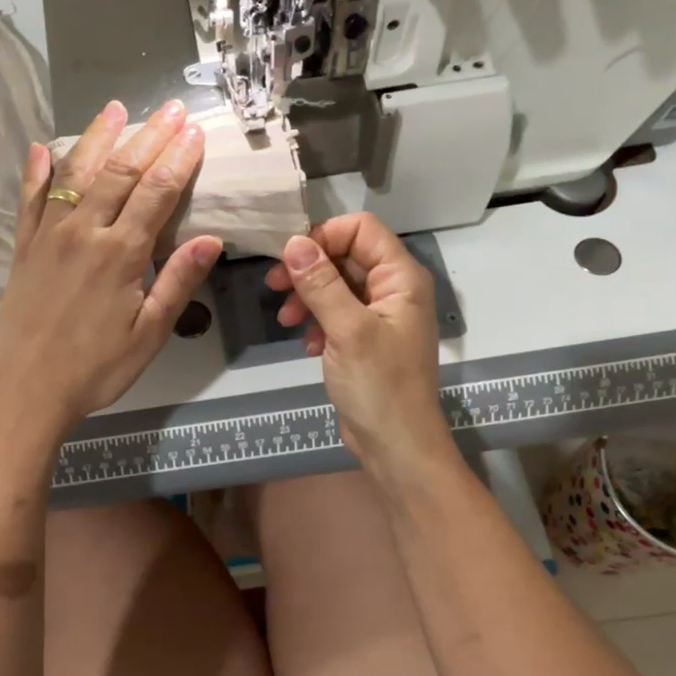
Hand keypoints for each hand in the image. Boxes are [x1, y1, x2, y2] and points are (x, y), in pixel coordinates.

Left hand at [0, 99, 220, 445]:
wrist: (27, 390)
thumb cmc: (96, 370)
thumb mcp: (149, 335)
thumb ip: (177, 282)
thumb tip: (212, 238)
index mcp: (120, 254)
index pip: (157, 193)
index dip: (178, 159)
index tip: (196, 132)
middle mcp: (83, 232)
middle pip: (120, 172)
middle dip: (149, 136)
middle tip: (171, 108)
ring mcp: (48, 236)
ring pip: (75, 173)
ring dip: (98, 138)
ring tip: (116, 108)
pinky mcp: (23, 248)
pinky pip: (30, 199)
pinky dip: (37, 171)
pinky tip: (43, 147)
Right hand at [264, 214, 450, 469]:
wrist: (397, 445)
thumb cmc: (379, 386)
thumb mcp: (347, 331)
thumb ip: (321, 284)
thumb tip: (293, 243)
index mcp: (402, 278)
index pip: (362, 230)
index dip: (324, 237)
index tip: (290, 260)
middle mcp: (394, 290)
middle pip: (346, 256)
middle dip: (309, 269)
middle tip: (274, 288)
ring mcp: (380, 316)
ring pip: (337, 286)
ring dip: (309, 297)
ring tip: (287, 320)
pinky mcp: (366, 340)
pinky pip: (337, 314)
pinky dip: (318, 322)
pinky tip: (307, 345)